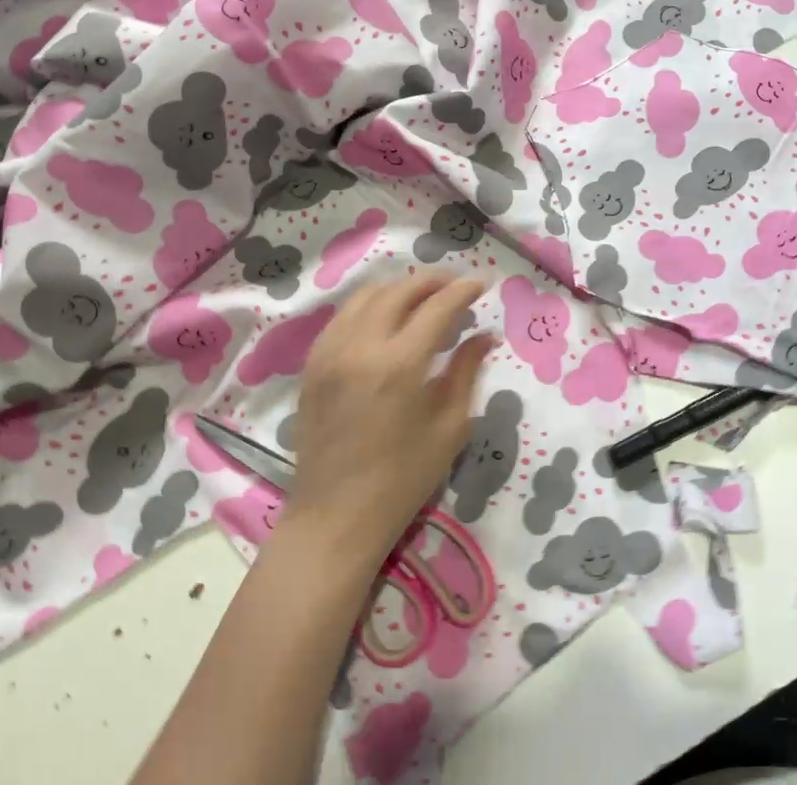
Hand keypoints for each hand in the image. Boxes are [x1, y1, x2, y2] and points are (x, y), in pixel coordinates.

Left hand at [280, 275, 492, 554]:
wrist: (336, 515)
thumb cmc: (403, 478)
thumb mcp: (449, 426)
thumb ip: (466, 372)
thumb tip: (484, 336)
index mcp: (399, 364)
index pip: (437, 306)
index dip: (464, 290)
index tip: (483, 284)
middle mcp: (359, 347)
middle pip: (398, 291)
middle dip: (432, 282)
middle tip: (457, 287)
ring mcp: (329, 353)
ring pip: (365, 297)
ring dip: (399, 290)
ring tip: (423, 299)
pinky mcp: (312, 366)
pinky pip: (342, 317)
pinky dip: (369, 307)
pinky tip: (386, 321)